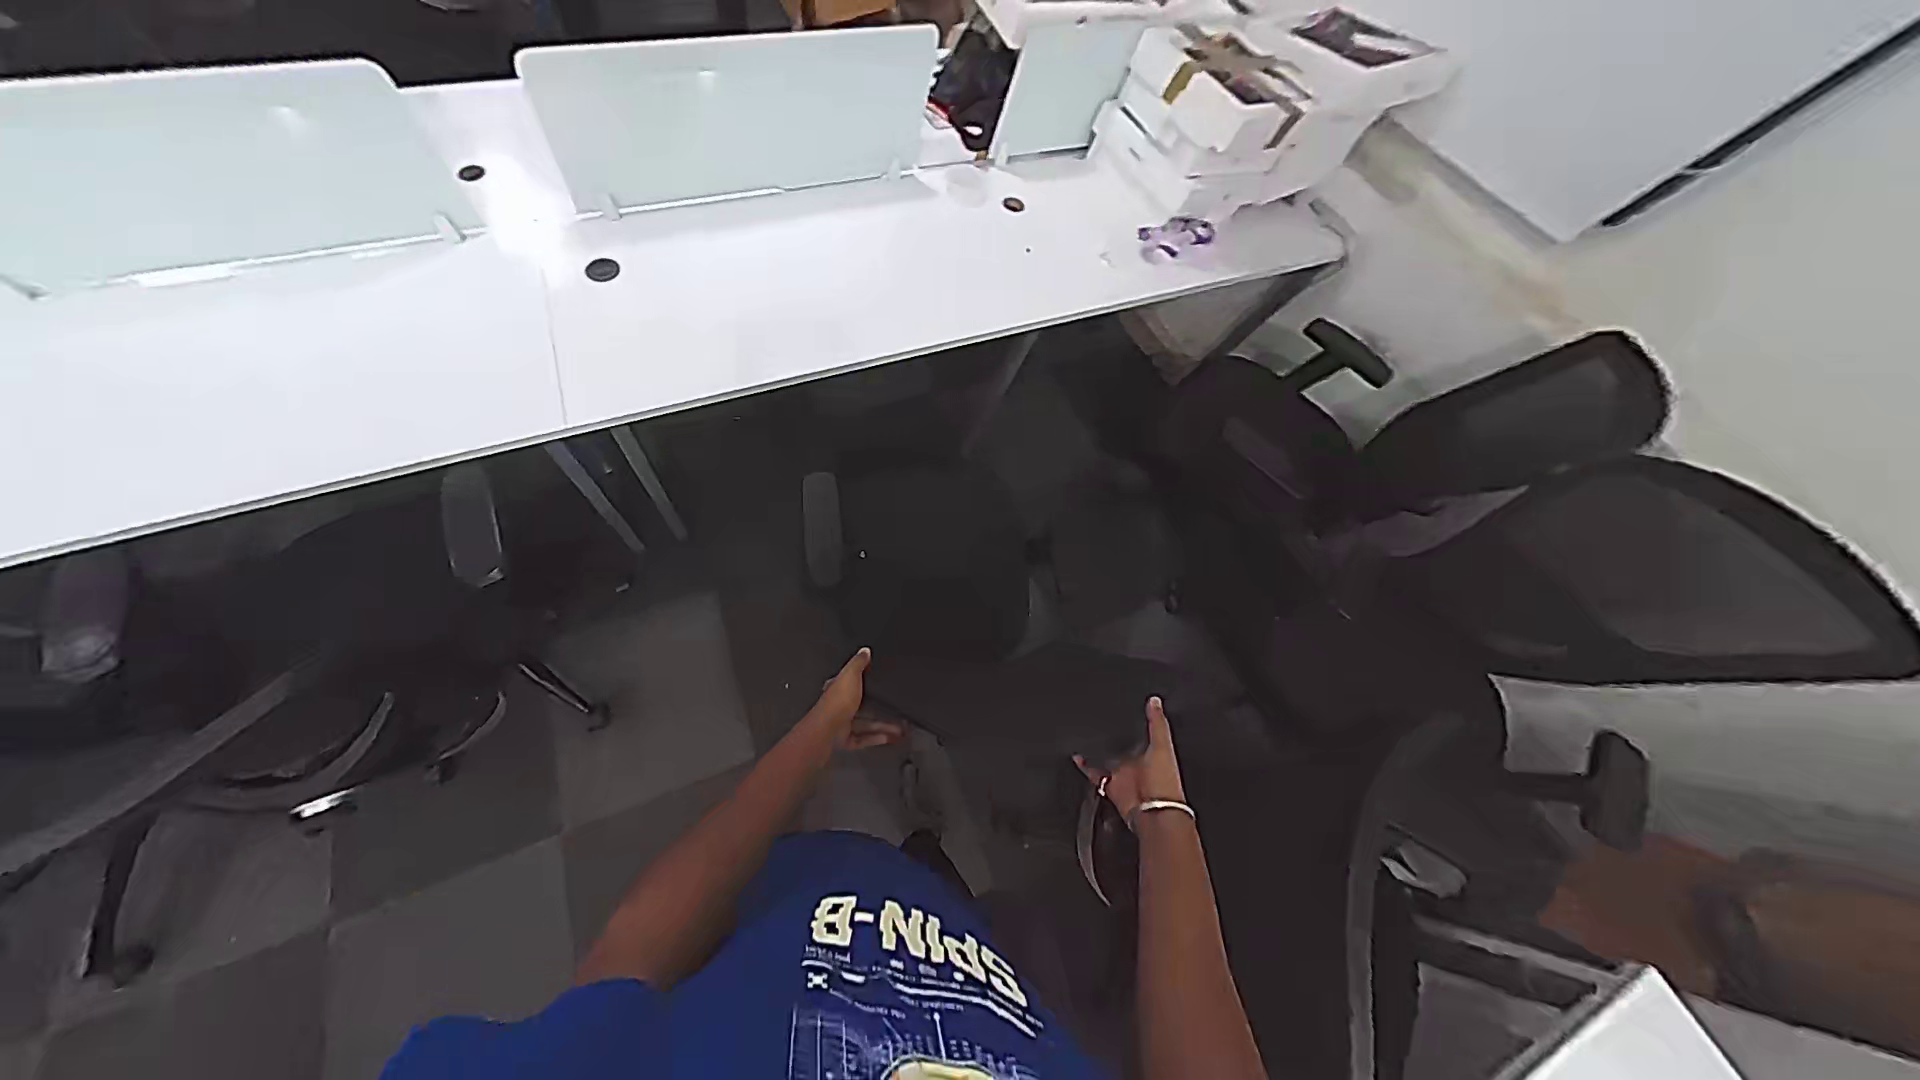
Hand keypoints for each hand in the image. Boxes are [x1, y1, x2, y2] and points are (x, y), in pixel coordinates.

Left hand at [809, 648, 903, 751]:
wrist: (828, 729)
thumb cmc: (838, 700)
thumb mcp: (850, 674)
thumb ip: (858, 663)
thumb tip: (864, 651)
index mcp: (838, 688)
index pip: (852, 682)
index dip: (864, 681)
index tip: (879, 683)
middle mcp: (839, 706)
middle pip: (864, 706)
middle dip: (881, 709)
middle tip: (897, 710)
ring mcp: (842, 724)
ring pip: (866, 724)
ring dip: (883, 726)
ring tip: (900, 728)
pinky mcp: (845, 740)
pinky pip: (864, 738)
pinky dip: (876, 738)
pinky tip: (889, 737)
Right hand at [1075, 696, 1185, 826]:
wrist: (1153, 812)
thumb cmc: (1164, 782)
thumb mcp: (1163, 746)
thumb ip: (1158, 723)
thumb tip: (1156, 701)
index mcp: (1152, 751)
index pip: (1142, 731)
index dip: (1135, 720)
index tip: (1125, 706)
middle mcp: (1137, 761)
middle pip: (1122, 744)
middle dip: (1112, 733)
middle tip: (1098, 716)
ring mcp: (1123, 772)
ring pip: (1106, 756)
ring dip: (1096, 747)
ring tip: (1084, 732)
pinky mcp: (1110, 784)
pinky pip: (1094, 772)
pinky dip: (1085, 765)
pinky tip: (1077, 755)